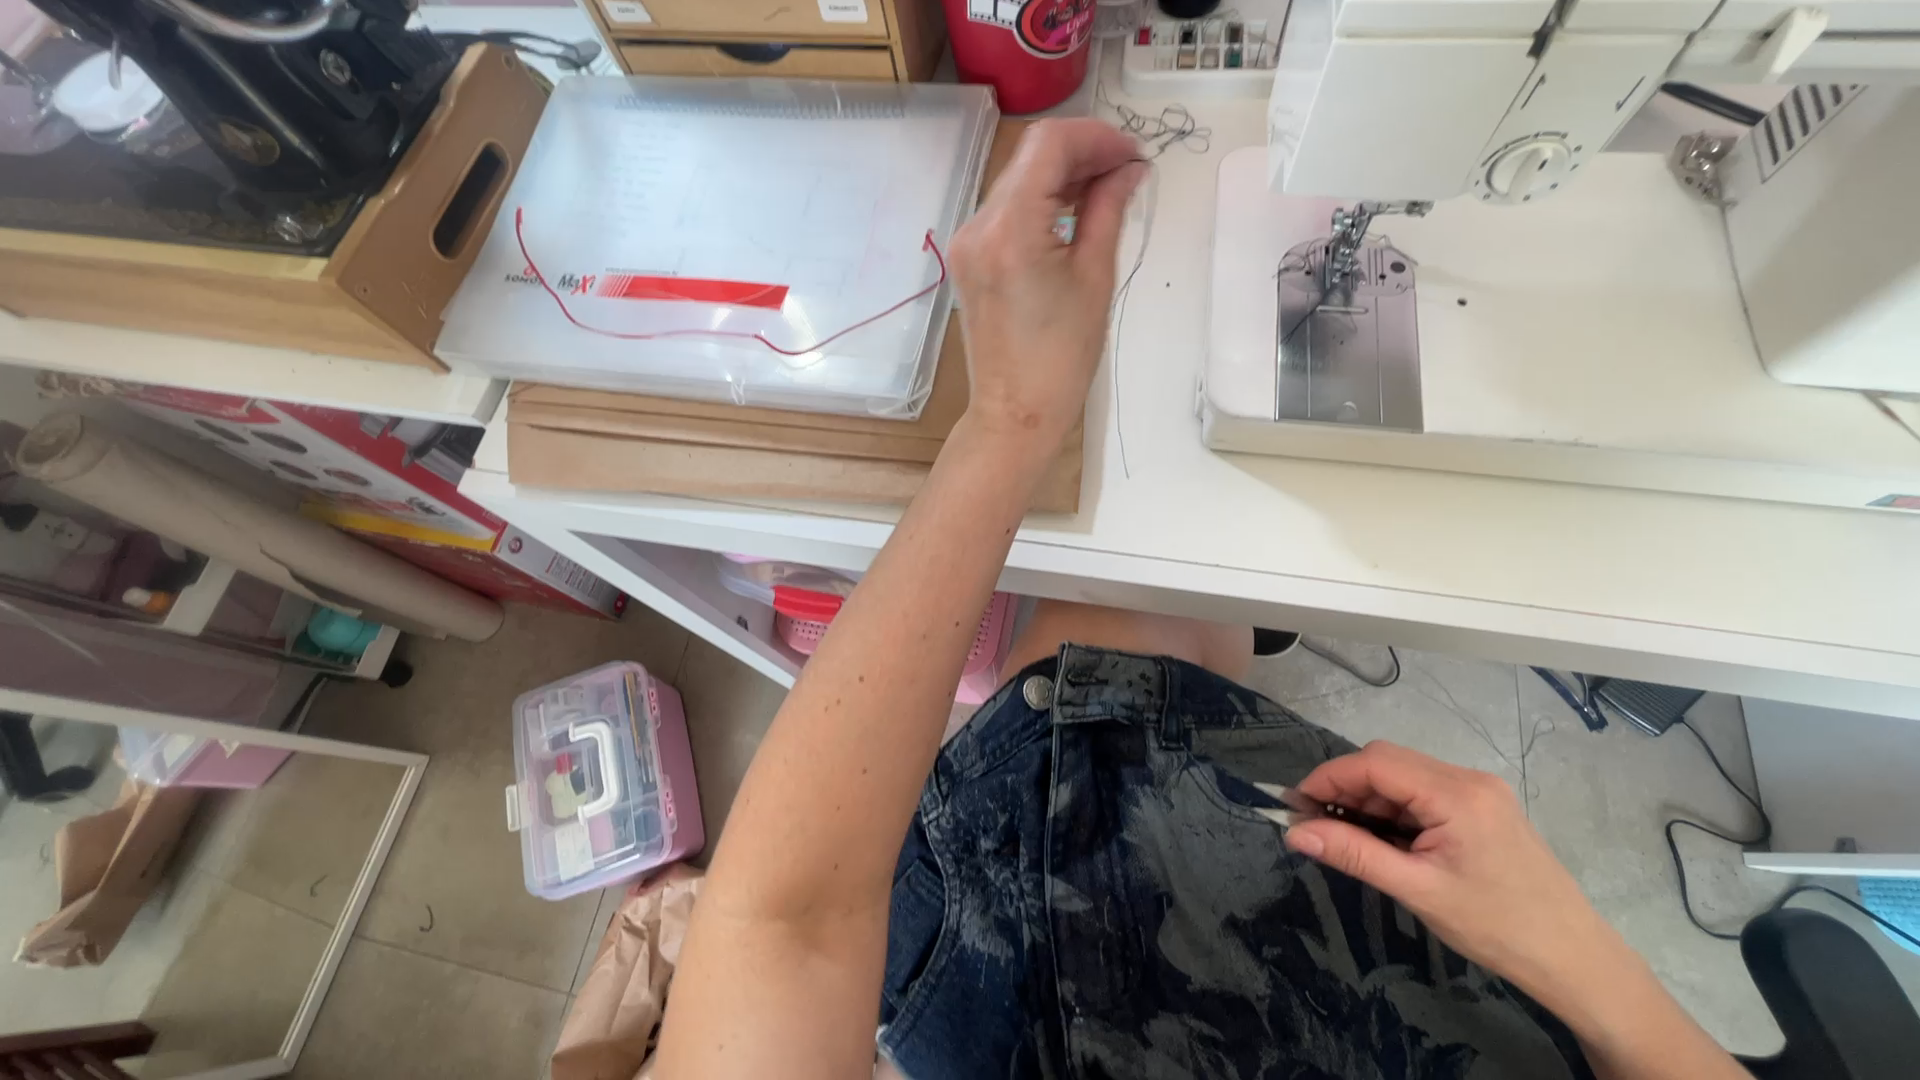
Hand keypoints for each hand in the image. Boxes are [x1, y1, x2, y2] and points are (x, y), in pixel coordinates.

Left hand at [948, 119, 1144, 460]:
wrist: (1014, 413)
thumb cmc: (1062, 358)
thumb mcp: (1094, 277)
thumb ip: (1107, 210)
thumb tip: (1129, 169)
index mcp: (1011, 230)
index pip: (1049, 144)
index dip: (1096, 138)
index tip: (1131, 156)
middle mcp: (978, 226)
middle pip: (1029, 157)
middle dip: (1080, 154)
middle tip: (1125, 173)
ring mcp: (966, 242)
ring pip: (1016, 180)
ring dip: (1059, 176)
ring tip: (1104, 194)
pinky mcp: (966, 258)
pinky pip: (1004, 210)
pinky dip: (1037, 202)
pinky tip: (1069, 215)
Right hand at [1282, 741, 1623, 996]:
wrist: (1576, 961)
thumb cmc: (1497, 927)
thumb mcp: (1417, 891)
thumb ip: (1354, 854)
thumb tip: (1294, 832)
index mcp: (1456, 794)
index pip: (1374, 763)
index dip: (1328, 778)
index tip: (1294, 806)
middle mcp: (1468, 780)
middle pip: (1387, 761)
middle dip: (1345, 787)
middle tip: (1317, 824)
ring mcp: (1479, 791)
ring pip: (1403, 775)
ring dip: (1368, 799)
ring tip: (1348, 838)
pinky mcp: (1483, 807)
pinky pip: (1423, 791)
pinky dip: (1393, 809)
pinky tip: (1385, 840)